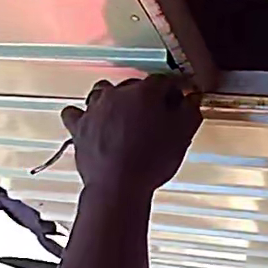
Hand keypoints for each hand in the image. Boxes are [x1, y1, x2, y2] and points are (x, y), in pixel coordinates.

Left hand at [59, 76, 201, 199]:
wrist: (118, 185)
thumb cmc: (150, 161)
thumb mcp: (183, 135)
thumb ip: (190, 111)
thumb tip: (191, 100)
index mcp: (145, 93)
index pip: (164, 82)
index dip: (174, 93)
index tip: (178, 103)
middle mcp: (117, 94)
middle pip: (135, 86)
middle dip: (147, 98)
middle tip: (157, 117)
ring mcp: (95, 109)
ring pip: (104, 92)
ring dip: (116, 101)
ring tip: (127, 119)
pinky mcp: (79, 126)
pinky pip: (76, 112)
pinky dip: (86, 115)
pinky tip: (95, 122)